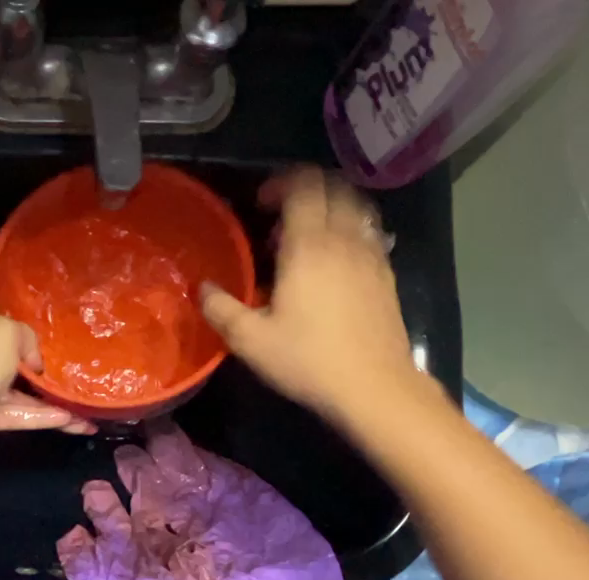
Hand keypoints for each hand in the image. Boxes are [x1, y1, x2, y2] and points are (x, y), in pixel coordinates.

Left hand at [0, 285, 94, 463]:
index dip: (6, 292)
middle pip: (7, 345)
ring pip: (18, 387)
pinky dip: (42, 417)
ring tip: (85, 402)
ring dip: (50, 396)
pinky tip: (75, 422)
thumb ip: (27, 337)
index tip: (36, 296)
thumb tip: (34, 362)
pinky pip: (17, 414)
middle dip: (37, 350)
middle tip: (72, 351)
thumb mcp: (7, 332)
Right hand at [198, 167, 420, 418]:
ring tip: (308, 236)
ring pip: (355, 207)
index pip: (303, 186)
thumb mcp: (250, 341)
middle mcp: (344, 239)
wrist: (372, 385)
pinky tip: (334, 261)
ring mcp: (371, 254)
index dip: (280, 184)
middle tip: (280, 217)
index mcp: (309, 246)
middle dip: (305, 190)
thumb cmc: (306, 360)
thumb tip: (202, 289)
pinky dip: (349, 232)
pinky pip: (368, 233)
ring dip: (330, 208)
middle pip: (333, 187)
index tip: (260, 203)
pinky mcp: (386, 274)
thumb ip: (221, 309)